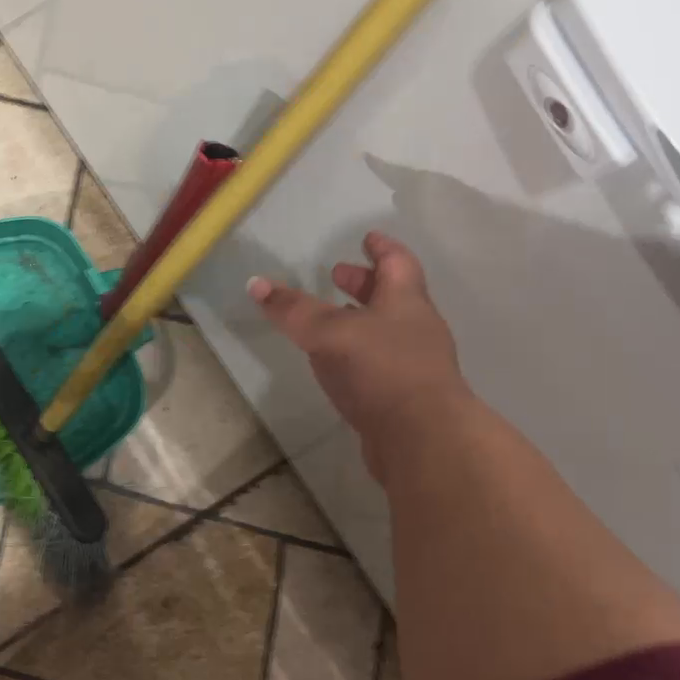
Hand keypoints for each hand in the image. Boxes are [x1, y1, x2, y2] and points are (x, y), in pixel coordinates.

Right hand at [248, 232, 472, 478]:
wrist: (424, 441)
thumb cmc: (382, 369)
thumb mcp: (328, 332)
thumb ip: (293, 309)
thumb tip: (255, 283)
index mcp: (406, 303)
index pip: (398, 264)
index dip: (382, 249)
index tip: (368, 238)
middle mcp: (415, 330)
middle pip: (392, 297)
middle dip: (364, 284)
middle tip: (338, 275)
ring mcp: (414, 366)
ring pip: (385, 331)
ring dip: (359, 320)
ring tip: (328, 319)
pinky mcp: (403, 398)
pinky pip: (378, 363)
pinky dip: (357, 353)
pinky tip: (334, 363)